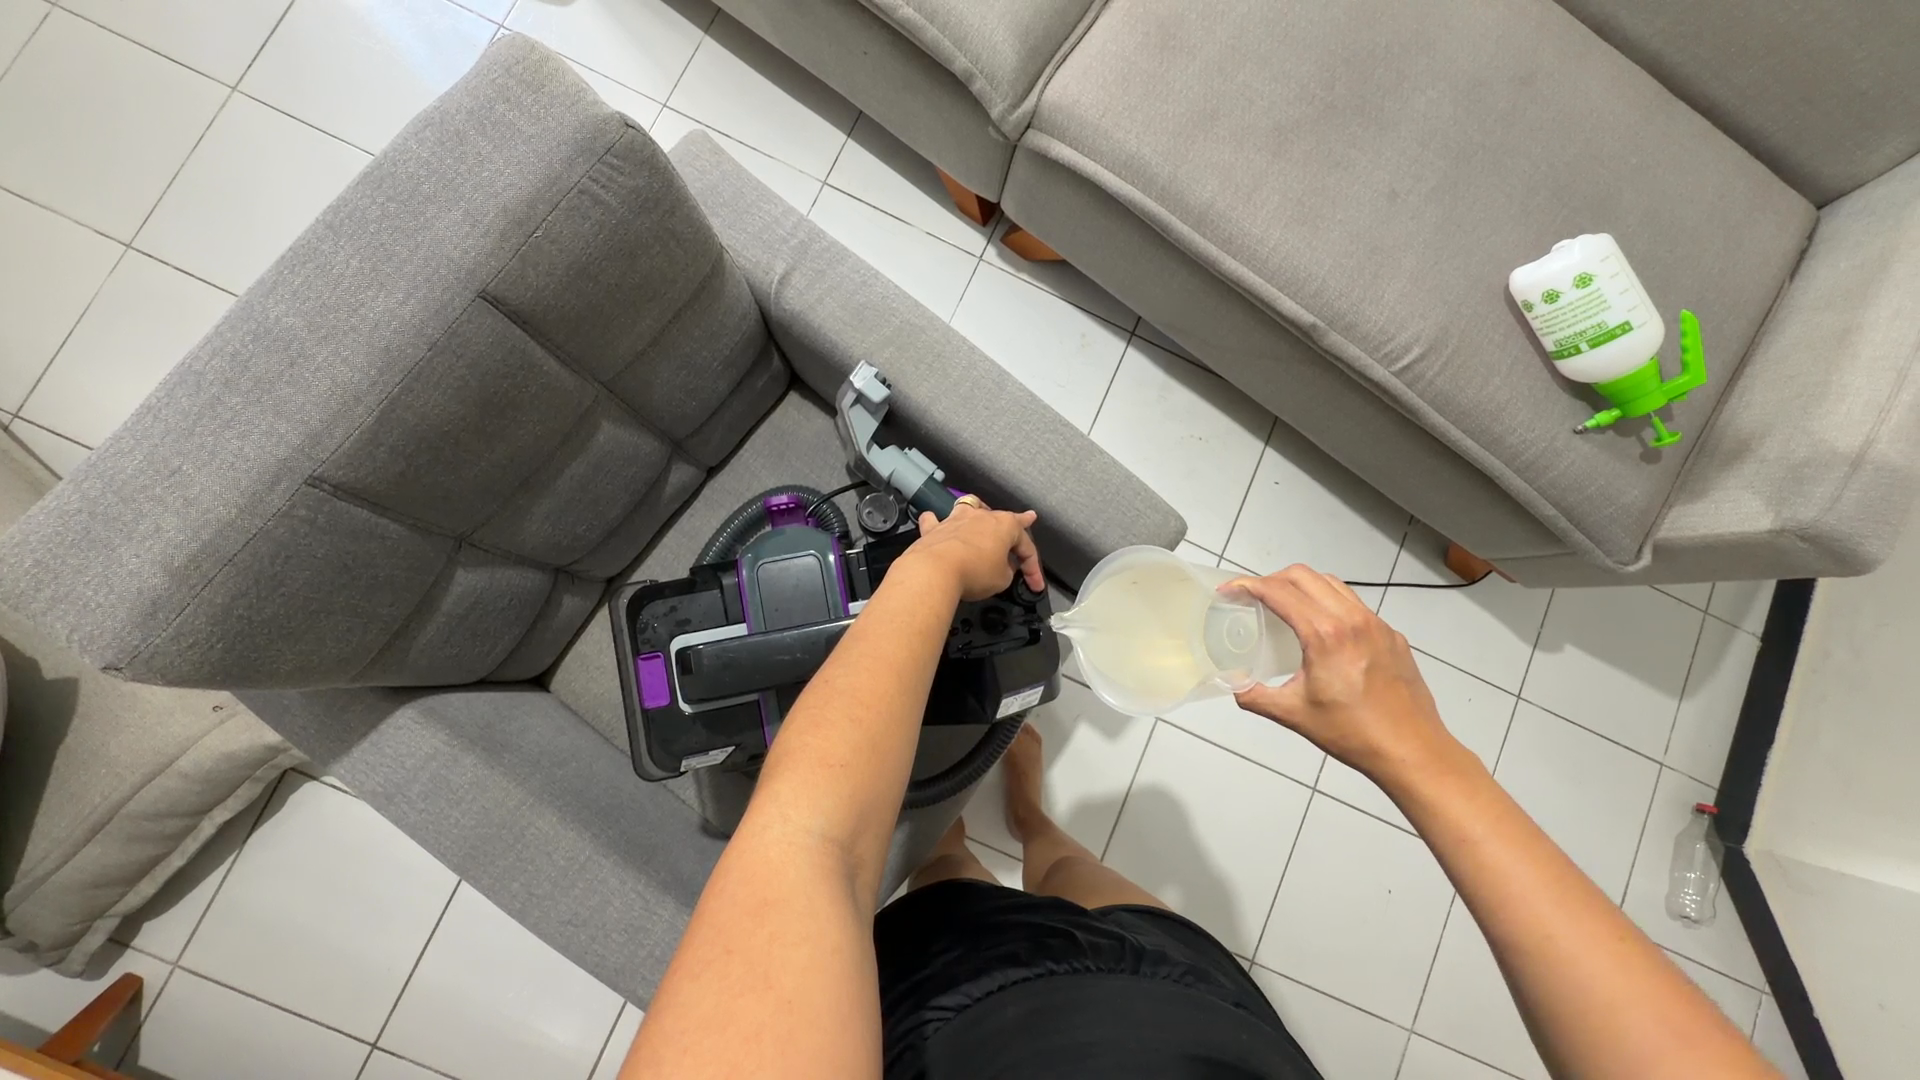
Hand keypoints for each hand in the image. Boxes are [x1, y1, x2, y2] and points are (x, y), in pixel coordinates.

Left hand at [900, 500, 1043, 601]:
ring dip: (977, 510)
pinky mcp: (935, 530)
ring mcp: (956, 520)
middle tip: (1027, 519)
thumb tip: (1002, 569)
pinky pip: (936, 520)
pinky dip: (937, 522)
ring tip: (981, 509)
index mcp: (1005, 526)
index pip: (1027, 546)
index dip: (1033, 568)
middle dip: (1015, 525)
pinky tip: (934, 520)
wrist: (935, 571)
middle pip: (1002, 520)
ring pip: (970, 507)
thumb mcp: (1002, 580)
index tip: (1034, 584)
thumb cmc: (972, 571)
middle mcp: (981, 517)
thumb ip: (1007, 571)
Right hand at [1229, 565, 1463, 787]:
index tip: (1229, 591)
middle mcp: (1352, 619)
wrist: (1412, 751)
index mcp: (1325, 634)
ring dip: (1302, 585)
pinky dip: (1328, 602)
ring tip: (1284, 606)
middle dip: (1271, 579)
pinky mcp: (1392, 635)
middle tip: (1253, 597)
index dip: (1247, 586)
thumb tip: (1233, 683)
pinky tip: (1322, 629)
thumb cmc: (1352, 733)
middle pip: (1303, 575)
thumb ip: (1254, 696)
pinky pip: (1354, 604)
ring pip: (1332, 583)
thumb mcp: (1293, 714)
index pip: (1278, 592)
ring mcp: (1376, 624)